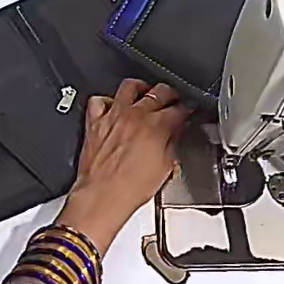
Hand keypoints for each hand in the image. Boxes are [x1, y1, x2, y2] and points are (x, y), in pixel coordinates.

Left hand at [55, 79, 189, 250]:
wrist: (103, 197)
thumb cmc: (131, 188)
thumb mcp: (166, 167)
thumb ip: (173, 144)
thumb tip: (177, 134)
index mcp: (158, 126)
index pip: (180, 108)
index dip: (187, 109)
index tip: (188, 111)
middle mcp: (136, 116)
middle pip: (160, 91)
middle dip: (171, 94)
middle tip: (174, 100)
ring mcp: (114, 116)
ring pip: (130, 86)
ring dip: (141, 88)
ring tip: (146, 93)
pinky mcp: (95, 123)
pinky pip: (97, 100)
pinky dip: (106, 100)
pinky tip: (112, 105)